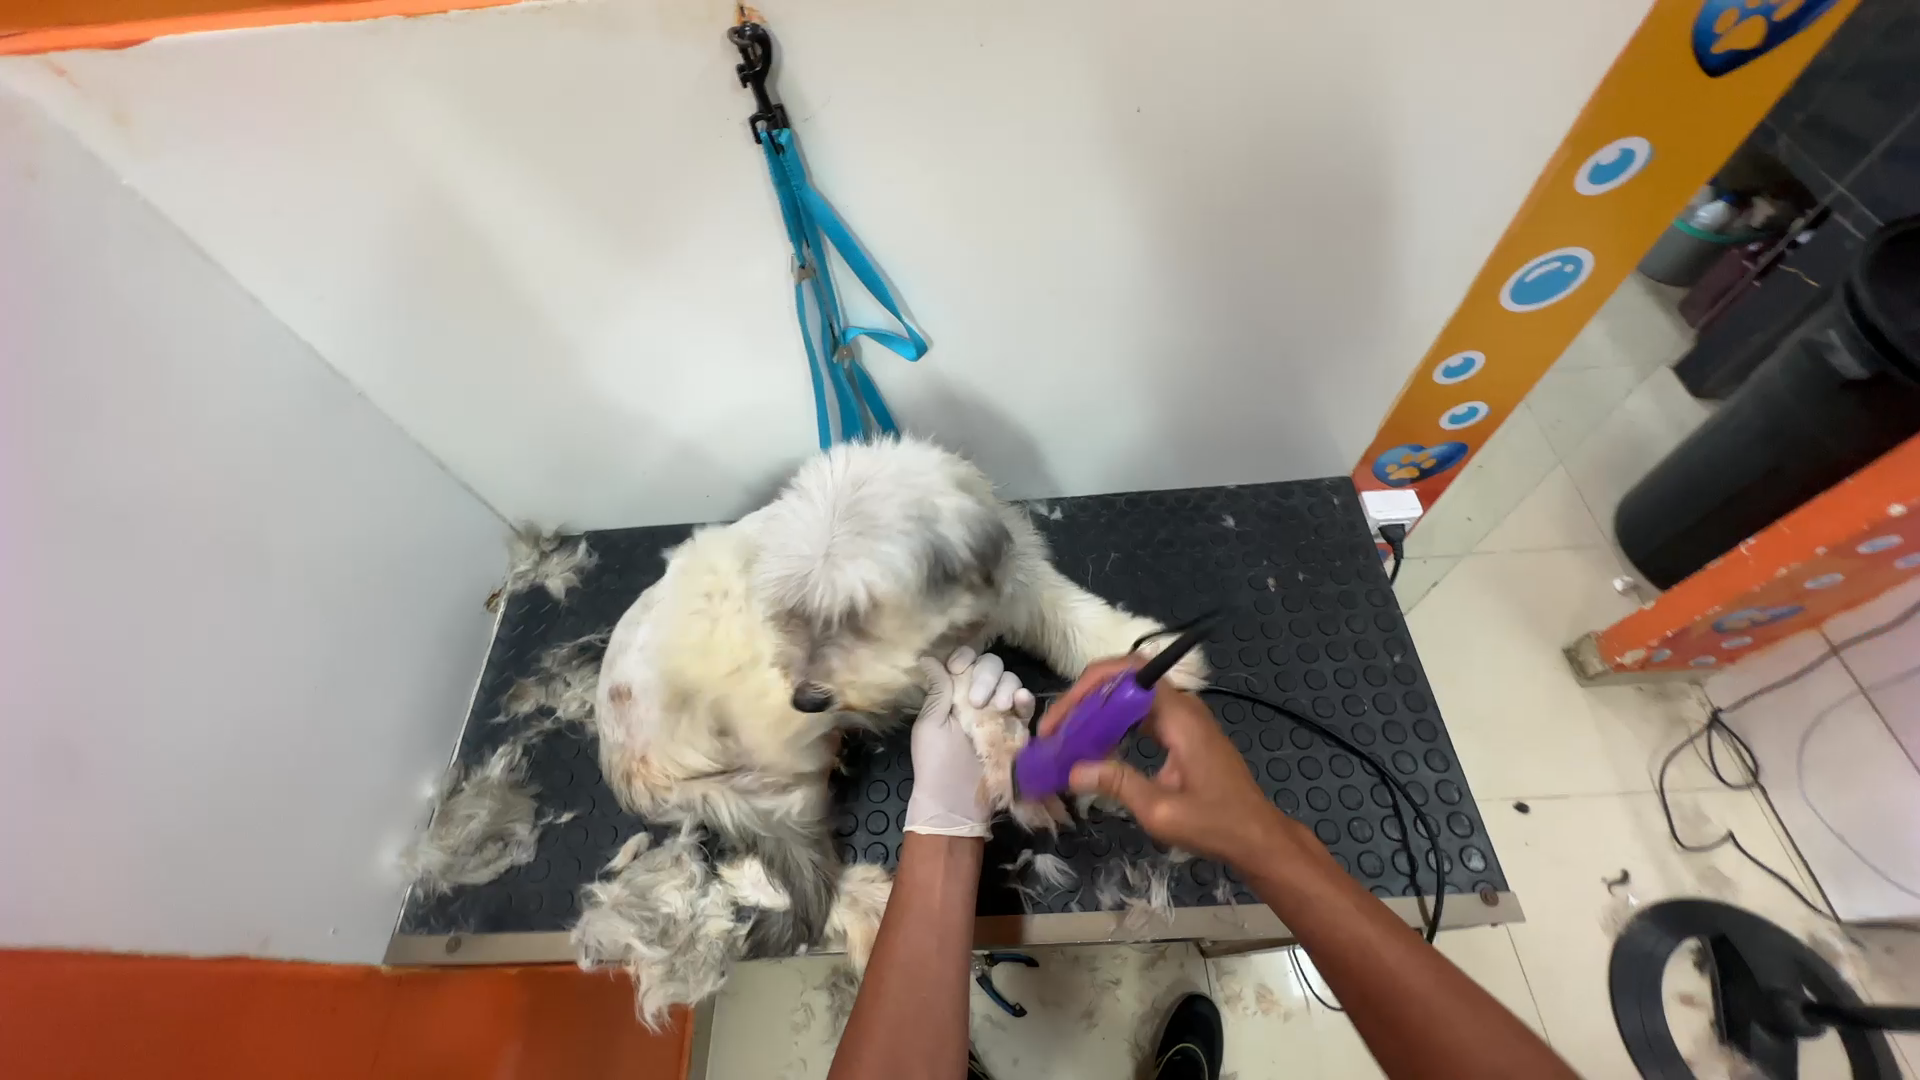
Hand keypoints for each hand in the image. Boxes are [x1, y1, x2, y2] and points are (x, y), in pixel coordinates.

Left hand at [904, 649, 1034, 837]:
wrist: (956, 802)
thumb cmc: (936, 763)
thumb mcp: (930, 725)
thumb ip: (938, 690)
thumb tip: (928, 657)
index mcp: (953, 693)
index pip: (965, 661)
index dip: (965, 658)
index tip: (958, 668)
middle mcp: (978, 697)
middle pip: (991, 666)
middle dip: (986, 675)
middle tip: (976, 700)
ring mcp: (999, 713)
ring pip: (1011, 681)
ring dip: (1005, 687)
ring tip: (997, 707)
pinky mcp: (1016, 730)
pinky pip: (1025, 707)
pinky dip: (1025, 699)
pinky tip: (1019, 701)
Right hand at [1039, 658, 1303, 865]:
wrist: (1259, 838)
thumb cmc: (1217, 825)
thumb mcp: (1162, 811)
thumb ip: (1118, 784)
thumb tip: (1073, 771)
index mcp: (1179, 716)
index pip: (1128, 674)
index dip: (1090, 685)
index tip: (1063, 714)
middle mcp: (1181, 706)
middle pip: (1124, 681)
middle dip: (1084, 699)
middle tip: (1054, 729)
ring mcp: (1182, 717)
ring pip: (1129, 697)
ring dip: (1095, 711)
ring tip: (1067, 737)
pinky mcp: (1181, 732)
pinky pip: (1139, 714)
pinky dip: (1112, 724)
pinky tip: (1094, 746)